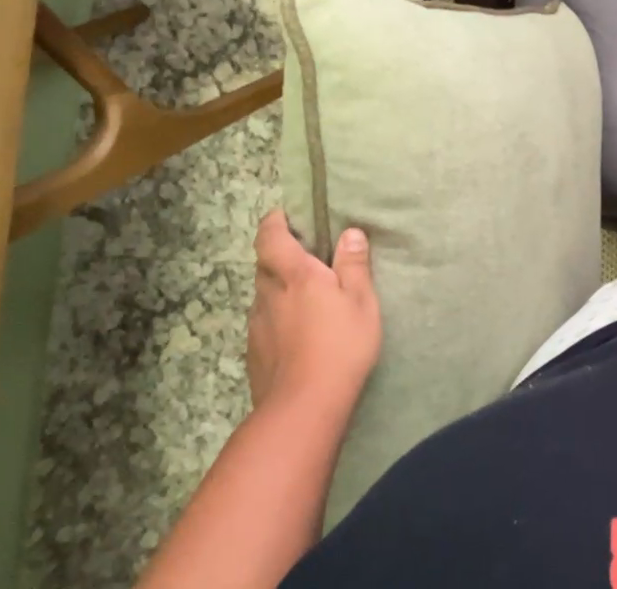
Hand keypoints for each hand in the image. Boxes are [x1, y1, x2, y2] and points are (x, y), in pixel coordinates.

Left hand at [247, 210, 380, 416]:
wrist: (303, 403)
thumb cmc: (342, 343)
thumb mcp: (362, 300)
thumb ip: (354, 265)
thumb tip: (349, 233)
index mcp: (296, 277)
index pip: (272, 240)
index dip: (274, 223)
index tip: (283, 213)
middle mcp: (269, 295)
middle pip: (264, 265)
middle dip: (279, 253)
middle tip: (305, 252)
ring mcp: (257, 324)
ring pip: (264, 293)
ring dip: (279, 284)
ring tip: (305, 291)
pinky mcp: (254, 349)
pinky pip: (265, 318)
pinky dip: (278, 311)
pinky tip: (298, 326)